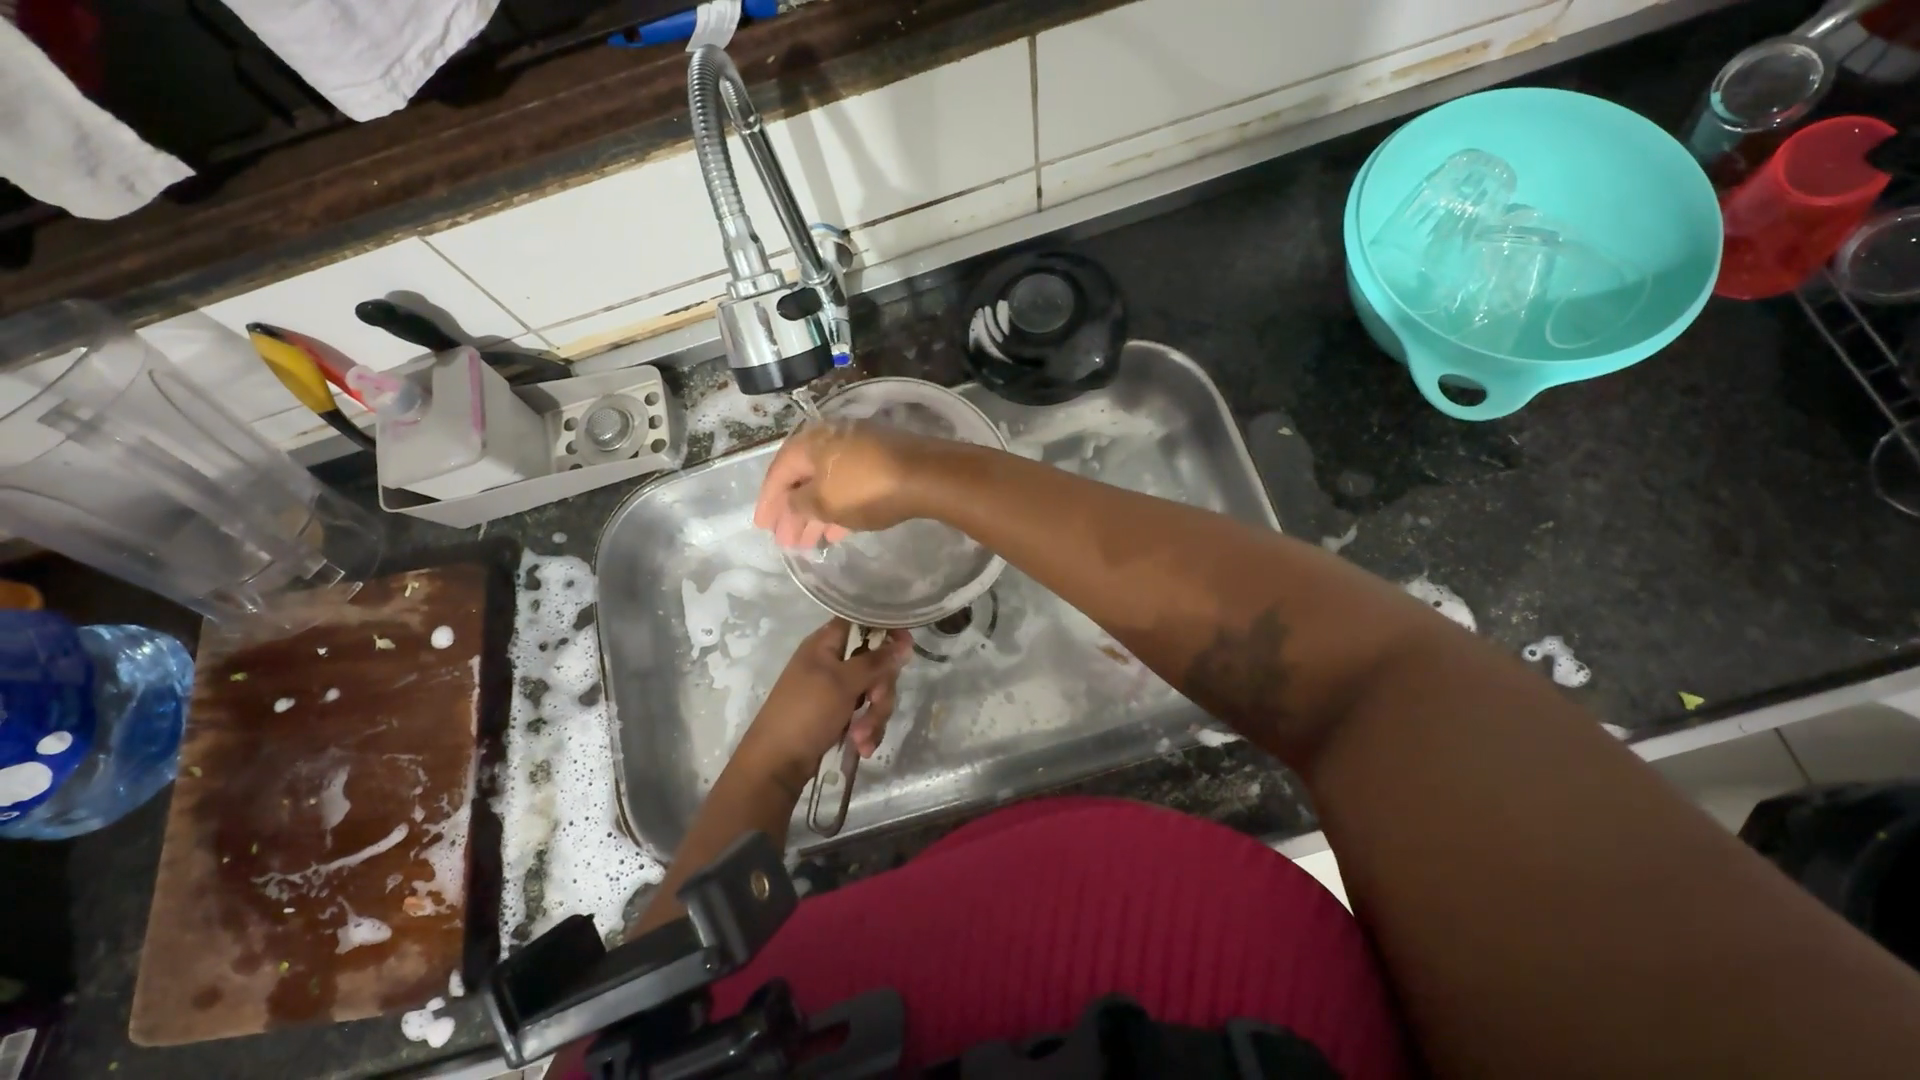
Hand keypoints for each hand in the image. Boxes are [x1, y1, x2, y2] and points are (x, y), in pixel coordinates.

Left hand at [732, 619, 913, 792]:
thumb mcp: (842, 683)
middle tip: (874, 702)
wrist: (777, 763)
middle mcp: (832, 662)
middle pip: (876, 662)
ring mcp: (836, 690)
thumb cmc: (806, 712)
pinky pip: (866, 714)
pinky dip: (867, 730)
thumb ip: (875, 661)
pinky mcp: (840, 714)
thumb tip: (905, 643)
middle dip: (881, 689)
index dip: (886, 630)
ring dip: (874, 716)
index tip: (906, 647)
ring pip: (875, 692)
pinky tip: (862, 747)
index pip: (862, 622)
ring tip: (862, 738)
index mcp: (826, 644)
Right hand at [753, 421, 933, 549]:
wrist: (927, 475)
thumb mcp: (824, 502)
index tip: (762, 527)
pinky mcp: (883, 461)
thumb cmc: (866, 489)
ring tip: (809, 543)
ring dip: (815, 513)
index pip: (778, 472)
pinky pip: (850, 485)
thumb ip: (799, 504)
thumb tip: (790, 503)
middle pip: (803, 477)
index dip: (768, 502)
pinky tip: (836, 531)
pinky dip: (839, 507)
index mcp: (810, 441)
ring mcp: (860, 448)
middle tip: (785, 541)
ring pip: (828, 483)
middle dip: (792, 511)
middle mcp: (832, 438)